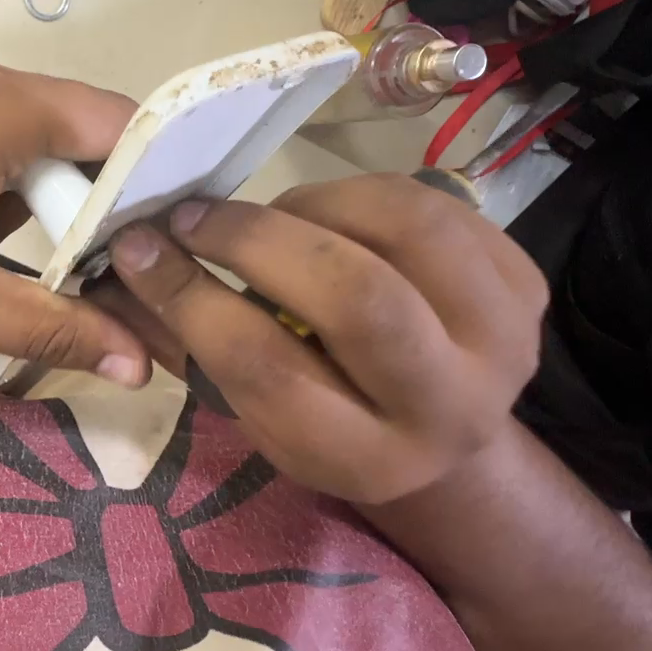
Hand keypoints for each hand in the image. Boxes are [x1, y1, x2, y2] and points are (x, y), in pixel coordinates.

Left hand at [0, 54, 151, 383]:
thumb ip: (56, 326)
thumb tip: (142, 367)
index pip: (120, 122)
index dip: (160, 181)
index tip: (180, 246)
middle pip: (81, 133)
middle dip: (109, 204)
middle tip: (138, 275)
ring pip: (36, 146)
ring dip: (60, 206)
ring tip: (88, 274)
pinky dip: (16, 198)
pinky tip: (18, 252)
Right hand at [90, 174, 548, 503]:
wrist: (433, 428)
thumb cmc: (316, 417)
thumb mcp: (246, 408)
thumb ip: (190, 339)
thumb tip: (125, 254)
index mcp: (361, 456)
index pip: (265, 366)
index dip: (191, 295)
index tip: (137, 246)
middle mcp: (447, 409)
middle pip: (354, 296)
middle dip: (255, 238)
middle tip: (194, 216)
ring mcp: (506, 340)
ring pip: (406, 230)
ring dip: (313, 207)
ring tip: (270, 219)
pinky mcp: (526, 285)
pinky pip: (434, 204)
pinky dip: (360, 194)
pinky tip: (327, 217)